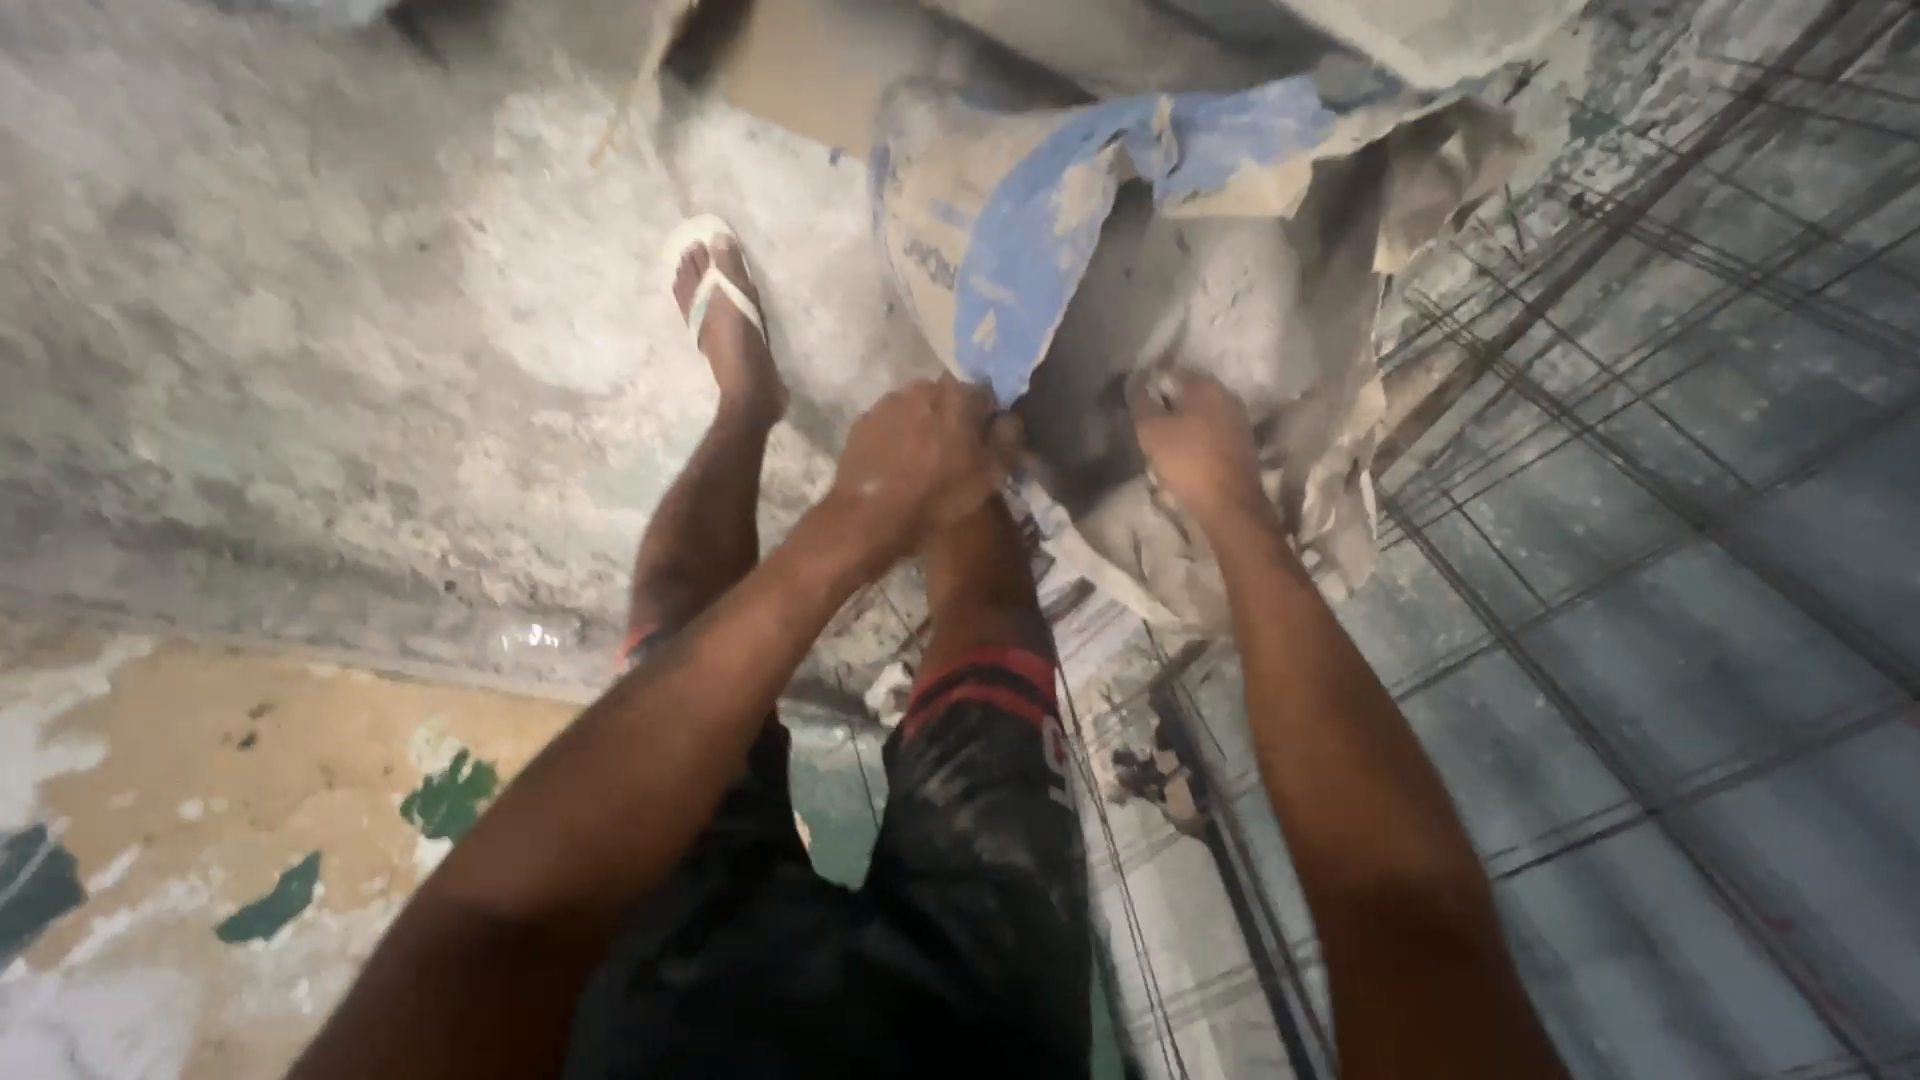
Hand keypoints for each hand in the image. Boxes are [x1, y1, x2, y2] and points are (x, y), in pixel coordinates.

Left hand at [829, 374, 1022, 561]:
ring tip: (922, 459)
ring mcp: (888, 402)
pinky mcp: (863, 421)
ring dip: (923, 425)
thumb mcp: (990, 475)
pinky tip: (896, 463)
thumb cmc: (938, 495)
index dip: (987, 421)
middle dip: (953, 419)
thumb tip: (1008, 418)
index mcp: (959, 395)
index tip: (985, 445)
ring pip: (916, 408)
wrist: (872, 514)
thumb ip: (1008, 438)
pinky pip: (890, 424)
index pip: (985, 396)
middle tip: (953, 453)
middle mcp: (923, 388)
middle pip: (947, 399)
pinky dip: (897, 436)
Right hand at [1131, 370, 1268, 528]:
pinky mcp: (1242, 446)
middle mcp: (1227, 396)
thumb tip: (1139, 384)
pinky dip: (1196, 443)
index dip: (1152, 386)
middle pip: (1189, 396)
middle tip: (1148, 427)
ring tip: (1163, 447)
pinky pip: (1211, 436)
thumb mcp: (1151, 430)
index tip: (1138, 404)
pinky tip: (1184, 459)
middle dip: (1168, 408)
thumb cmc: (1186, 461)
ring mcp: (1238, 421)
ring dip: (1182, 427)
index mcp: (1205, 386)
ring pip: (1201, 417)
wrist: (1228, 503)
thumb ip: (1142, 402)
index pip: (1172, 374)